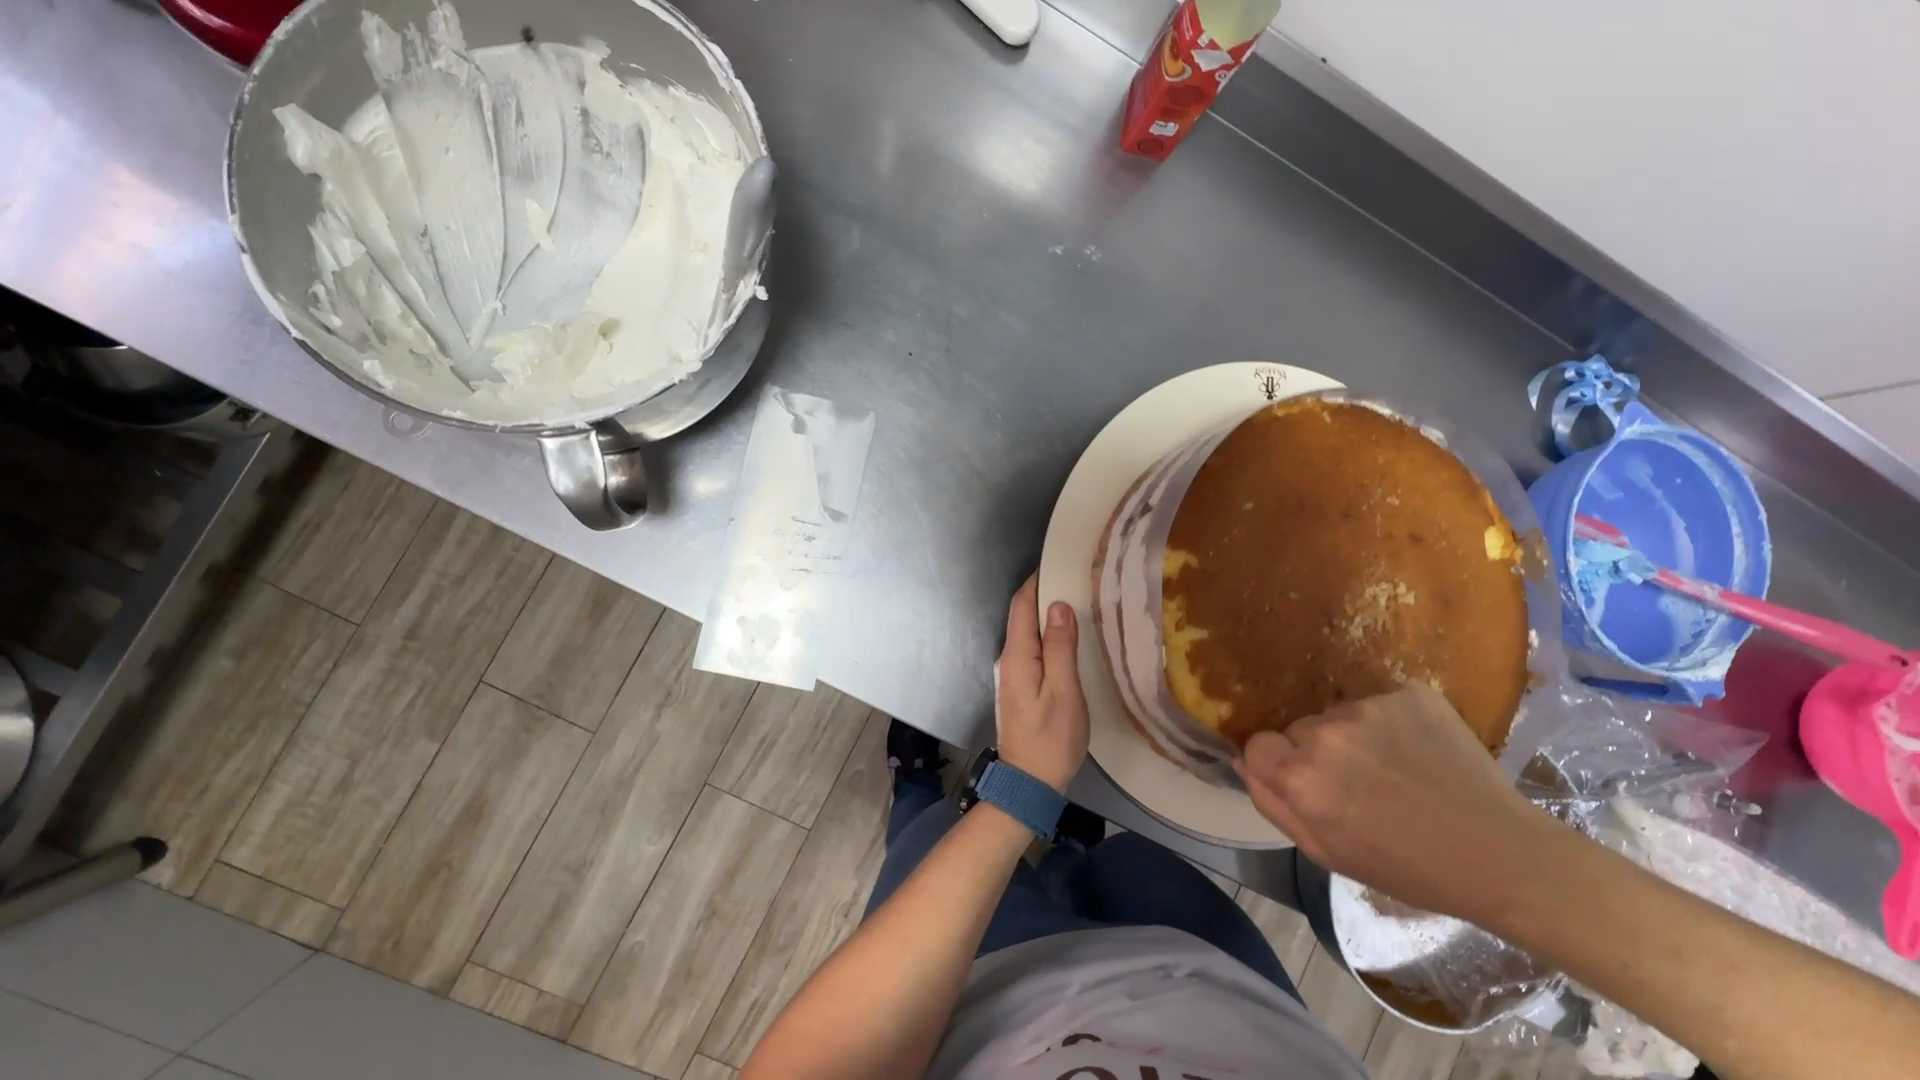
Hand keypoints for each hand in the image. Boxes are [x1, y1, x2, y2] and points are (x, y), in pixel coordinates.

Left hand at [995, 576, 1089, 793]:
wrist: (1029, 784)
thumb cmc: (1051, 739)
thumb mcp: (1064, 692)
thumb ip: (1060, 648)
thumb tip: (1057, 605)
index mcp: (1017, 657)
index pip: (1021, 606)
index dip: (1037, 581)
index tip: (1061, 562)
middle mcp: (1008, 661)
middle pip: (1023, 617)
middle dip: (1045, 595)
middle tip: (1079, 580)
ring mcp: (1011, 676)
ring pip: (1028, 634)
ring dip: (1047, 617)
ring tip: (1079, 604)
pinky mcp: (1019, 689)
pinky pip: (1032, 651)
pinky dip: (1048, 638)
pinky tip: (1069, 640)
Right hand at [1237, 686, 1558, 921]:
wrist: (1501, 855)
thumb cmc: (1407, 868)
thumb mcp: (1325, 852)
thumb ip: (1272, 804)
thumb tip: (1243, 762)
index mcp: (1301, 777)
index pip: (1256, 744)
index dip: (1279, 767)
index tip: (1309, 788)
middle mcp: (1327, 732)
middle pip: (1298, 728)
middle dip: (1316, 753)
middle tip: (1359, 787)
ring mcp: (1370, 707)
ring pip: (1337, 715)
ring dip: (1352, 737)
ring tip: (1394, 771)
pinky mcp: (1409, 693)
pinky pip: (1378, 702)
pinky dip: (1390, 724)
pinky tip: (1418, 754)